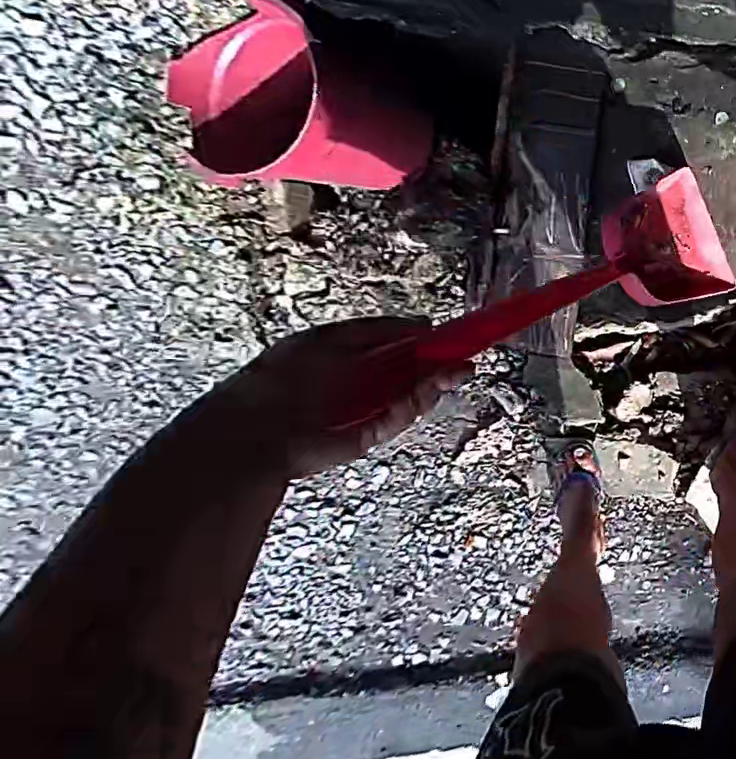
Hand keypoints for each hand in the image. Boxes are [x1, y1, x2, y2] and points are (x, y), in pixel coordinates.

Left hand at [196, 318, 470, 478]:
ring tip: (455, 374)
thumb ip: (378, 329)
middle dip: (443, 366)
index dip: (432, 343)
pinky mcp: (372, 433)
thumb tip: (425, 324)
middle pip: (418, 371)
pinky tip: (420, 394)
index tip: (458, 338)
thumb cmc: (278, 381)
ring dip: (438, 384)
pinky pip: (403, 416)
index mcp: (353, 358)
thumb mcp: (328, 339)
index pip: (405, 346)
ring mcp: (370, 409)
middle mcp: (364, 384)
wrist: (249, 434)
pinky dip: (414, 405)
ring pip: (417, 393)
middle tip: (464, 363)